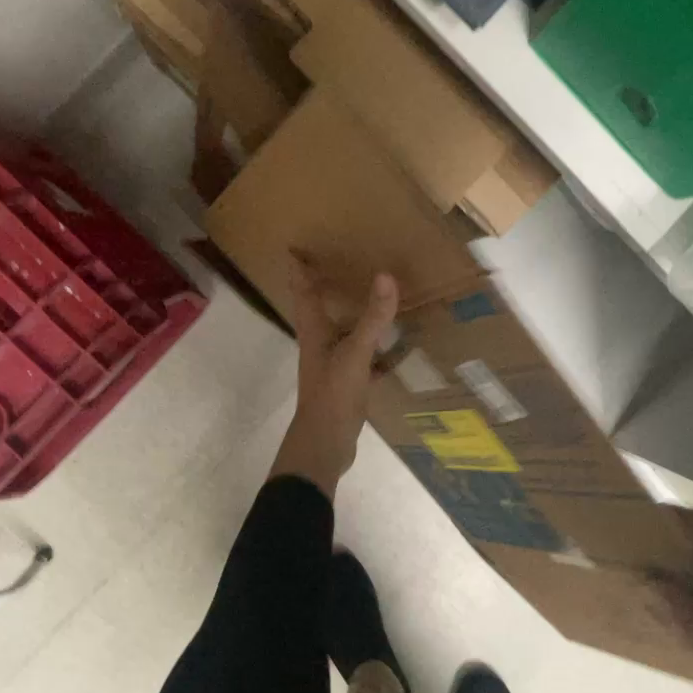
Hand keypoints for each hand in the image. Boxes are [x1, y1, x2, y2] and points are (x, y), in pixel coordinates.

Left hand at [270, 259, 398, 497]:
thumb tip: (385, 275)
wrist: (325, 444)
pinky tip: (397, 347)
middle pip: (319, 310)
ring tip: (370, 296)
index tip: (295, 248)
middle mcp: (319, 344)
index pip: (303, 293)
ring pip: (342, 332)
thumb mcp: (356, 353)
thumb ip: (372, 318)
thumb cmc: (333, 395)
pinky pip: (363, 357)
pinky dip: (377, 349)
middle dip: (325, 288)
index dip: (299, 271)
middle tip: (339, 262)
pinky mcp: (347, 384)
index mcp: (314, 332)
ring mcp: (333, 365)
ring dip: (353, 316)